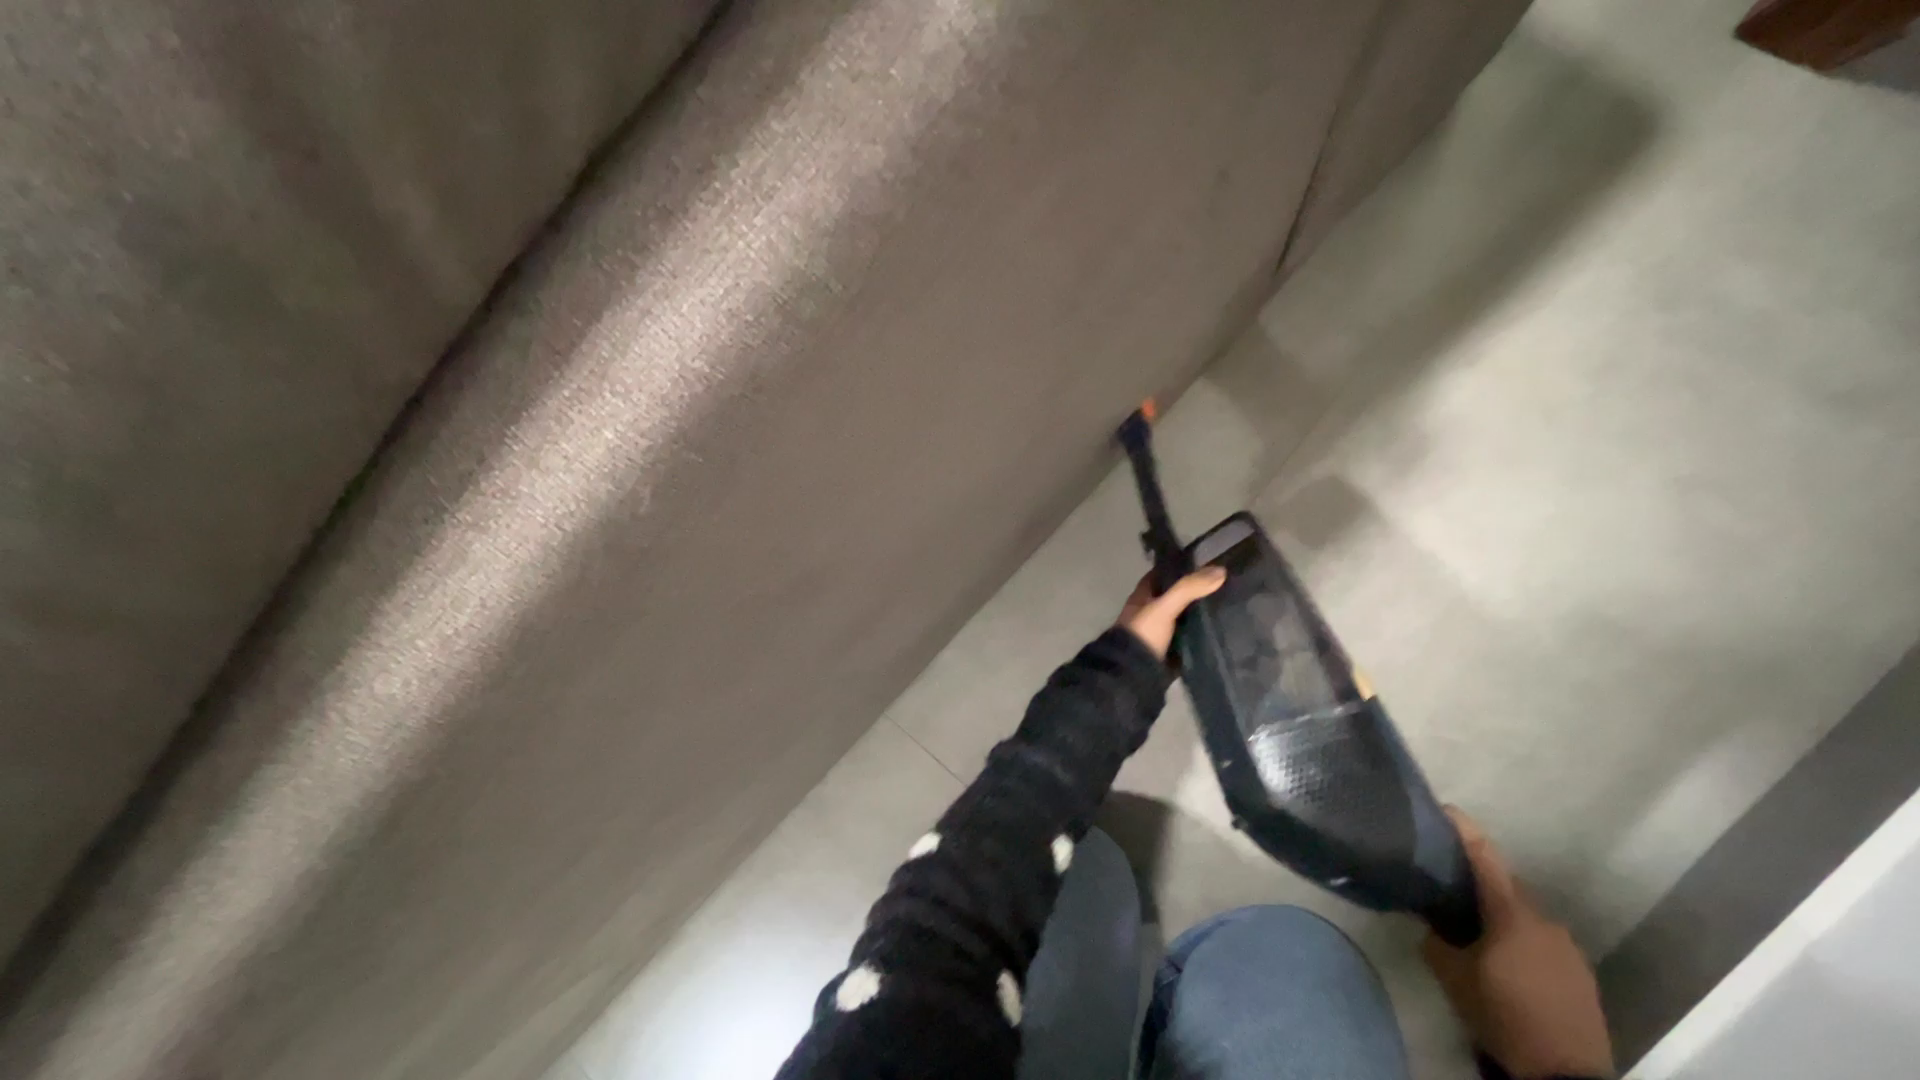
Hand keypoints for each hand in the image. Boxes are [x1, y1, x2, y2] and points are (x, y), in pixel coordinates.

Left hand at [1117, 565, 1226, 660]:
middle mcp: (1152, 611)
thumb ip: (1188, 588)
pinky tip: (1225, 627)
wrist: (1135, 675)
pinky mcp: (1173, 650)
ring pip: (1186, 616)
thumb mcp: (1164, 607)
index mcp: (1143, 596)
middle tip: (1229, 583)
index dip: (1182, 567)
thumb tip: (1220, 570)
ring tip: (1233, 602)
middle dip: (1198, 591)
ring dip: (1203, 612)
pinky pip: (1192, 637)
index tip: (1208, 562)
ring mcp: (1163, 632)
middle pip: (1178, 596)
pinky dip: (1204, 633)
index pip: (1164, 574)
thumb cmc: (1144, 634)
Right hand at [1423, 808, 1614, 1078]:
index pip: (1485, 858)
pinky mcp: (1579, 973)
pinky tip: (1504, 963)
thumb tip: (1430, 924)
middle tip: (1448, 887)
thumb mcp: (1453, 977)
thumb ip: (1436, 942)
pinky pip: (1541, 942)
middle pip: (1505, 888)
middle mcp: (1545, 920)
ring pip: (1524, 917)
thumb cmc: (1503, 1014)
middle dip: (1478, 884)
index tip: (1447, 808)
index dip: (1465, 831)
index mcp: (1512, 913)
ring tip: (1474, 933)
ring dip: (1500, 917)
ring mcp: (1568, 947)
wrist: (1565, 1072)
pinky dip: (1519, 942)